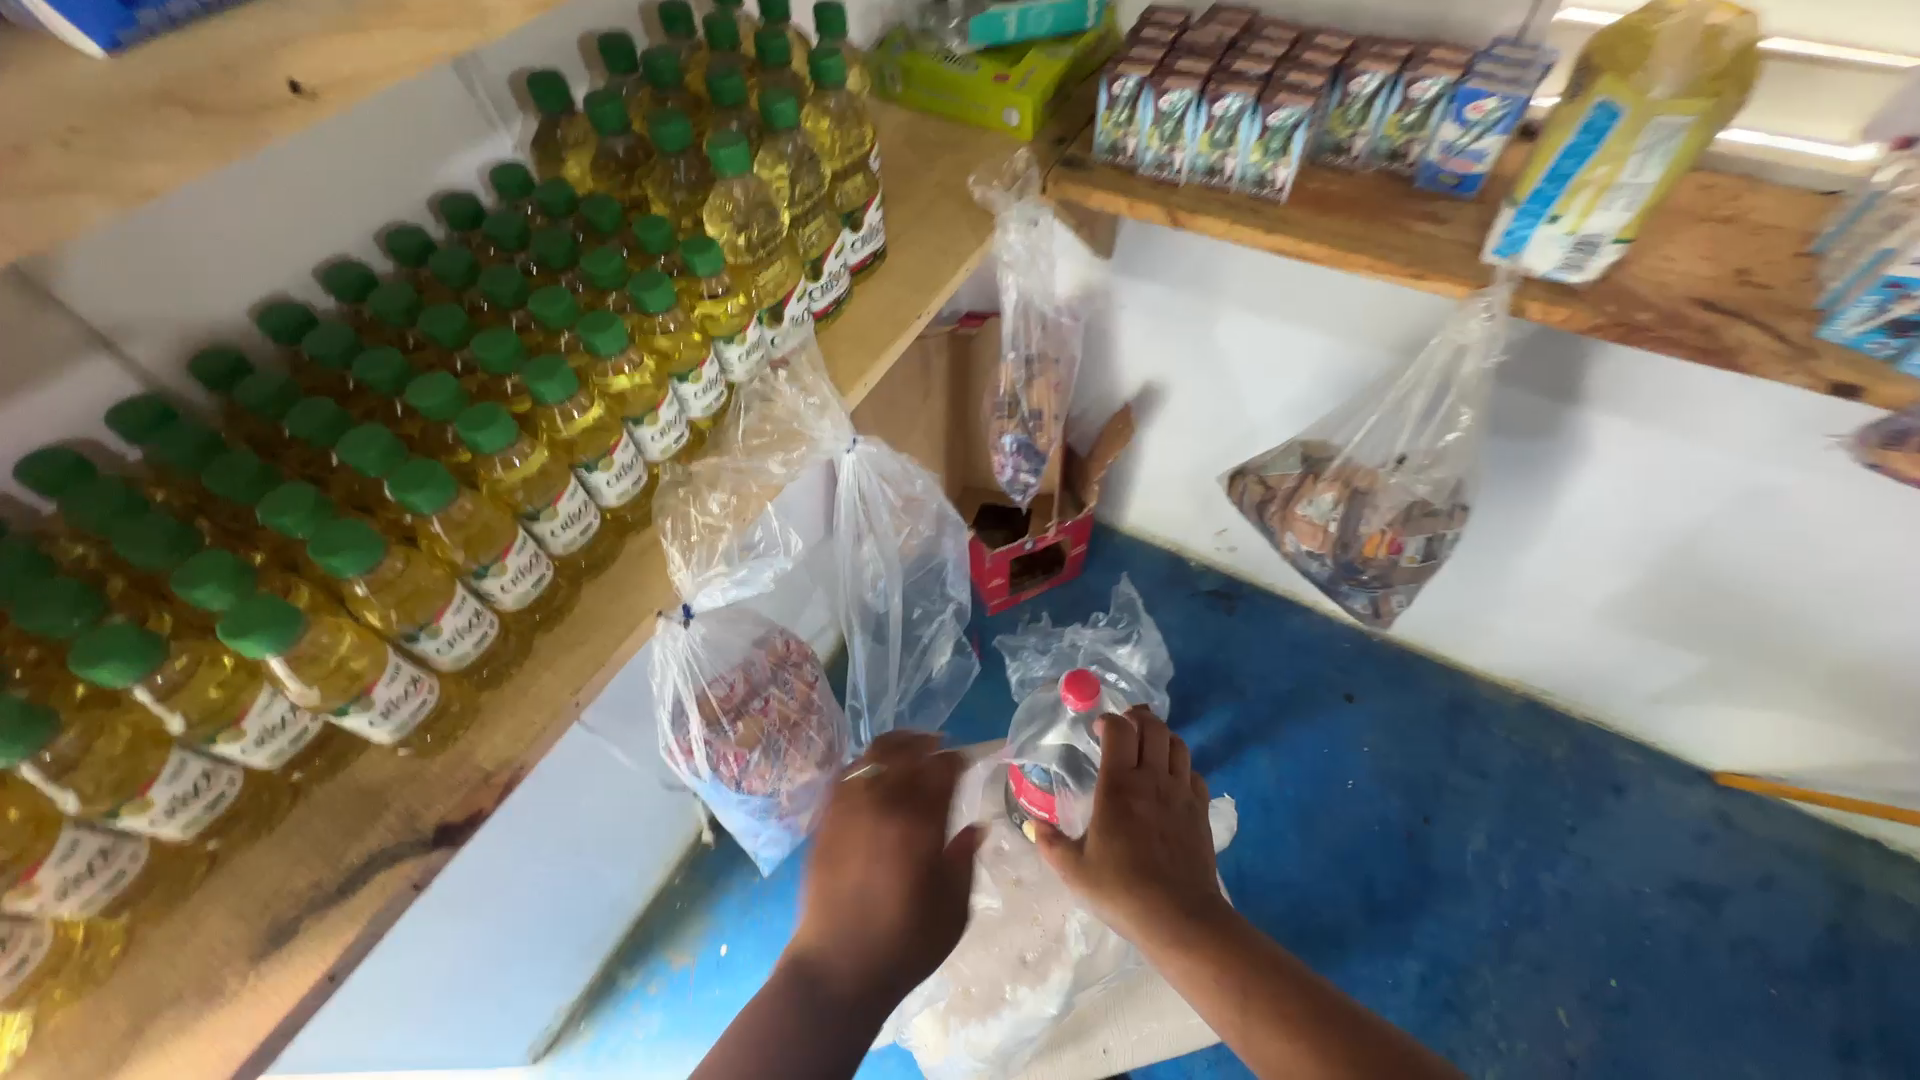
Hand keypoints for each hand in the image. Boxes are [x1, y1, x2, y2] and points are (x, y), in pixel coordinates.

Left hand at [784, 731, 983, 1009]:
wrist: (837, 968)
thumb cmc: (904, 945)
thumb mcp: (954, 910)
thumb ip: (964, 861)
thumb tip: (976, 827)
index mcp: (920, 826)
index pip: (942, 770)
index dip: (957, 759)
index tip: (966, 761)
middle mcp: (883, 806)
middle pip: (907, 752)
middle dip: (927, 744)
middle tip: (940, 748)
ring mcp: (848, 809)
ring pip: (872, 755)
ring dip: (896, 746)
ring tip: (909, 750)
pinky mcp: (825, 820)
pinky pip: (846, 774)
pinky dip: (864, 763)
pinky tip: (874, 772)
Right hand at [1033, 705, 1229, 946]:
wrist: (1178, 916)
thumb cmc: (1121, 890)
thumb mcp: (1073, 870)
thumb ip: (1050, 843)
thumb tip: (1034, 825)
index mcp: (1119, 786)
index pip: (1120, 730)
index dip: (1109, 720)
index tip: (1097, 729)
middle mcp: (1153, 779)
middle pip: (1153, 727)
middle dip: (1137, 718)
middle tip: (1123, 729)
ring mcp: (1182, 793)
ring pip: (1178, 744)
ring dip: (1161, 737)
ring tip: (1147, 748)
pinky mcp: (1201, 811)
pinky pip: (1194, 772)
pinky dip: (1181, 766)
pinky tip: (1170, 780)